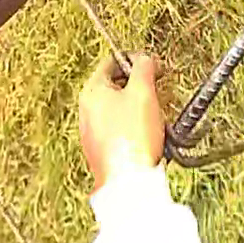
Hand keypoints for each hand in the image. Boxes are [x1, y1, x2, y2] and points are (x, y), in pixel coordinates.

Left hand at [79, 54, 164, 190]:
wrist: (129, 183)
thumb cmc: (134, 134)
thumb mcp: (143, 90)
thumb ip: (144, 66)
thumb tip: (144, 58)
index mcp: (92, 92)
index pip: (112, 61)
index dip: (135, 59)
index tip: (153, 66)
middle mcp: (86, 111)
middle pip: (116, 85)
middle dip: (139, 85)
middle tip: (157, 90)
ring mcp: (92, 134)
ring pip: (119, 107)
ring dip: (139, 106)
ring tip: (155, 115)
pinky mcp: (101, 152)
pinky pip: (119, 128)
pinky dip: (134, 125)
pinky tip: (148, 135)